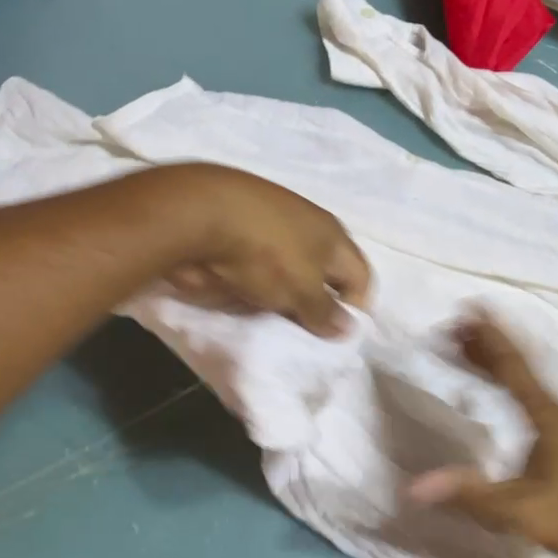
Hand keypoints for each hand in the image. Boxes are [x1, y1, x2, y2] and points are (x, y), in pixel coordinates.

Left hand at [146, 164, 371, 337]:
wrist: (196, 218)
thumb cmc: (264, 253)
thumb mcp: (301, 288)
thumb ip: (324, 311)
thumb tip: (349, 328)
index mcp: (332, 234)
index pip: (360, 276)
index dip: (355, 308)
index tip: (334, 337)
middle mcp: (306, 227)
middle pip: (322, 276)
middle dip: (315, 307)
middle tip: (303, 339)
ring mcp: (269, 230)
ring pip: (286, 275)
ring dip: (282, 301)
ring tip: (272, 328)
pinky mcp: (237, 237)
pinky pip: (256, 272)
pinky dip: (254, 290)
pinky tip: (244, 306)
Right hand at [406, 313, 557, 557]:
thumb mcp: (519, 512)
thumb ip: (469, 494)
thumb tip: (414, 486)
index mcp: (548, 417)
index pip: (513, 367)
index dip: (489, 338)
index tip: (468, 310)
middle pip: (520, 367)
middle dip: (488, 344)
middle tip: (455, 326)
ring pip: (528, 381)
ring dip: (499, 361)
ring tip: (470, 348)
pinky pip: (533, 397)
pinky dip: (513, 383)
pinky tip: (505, 393)